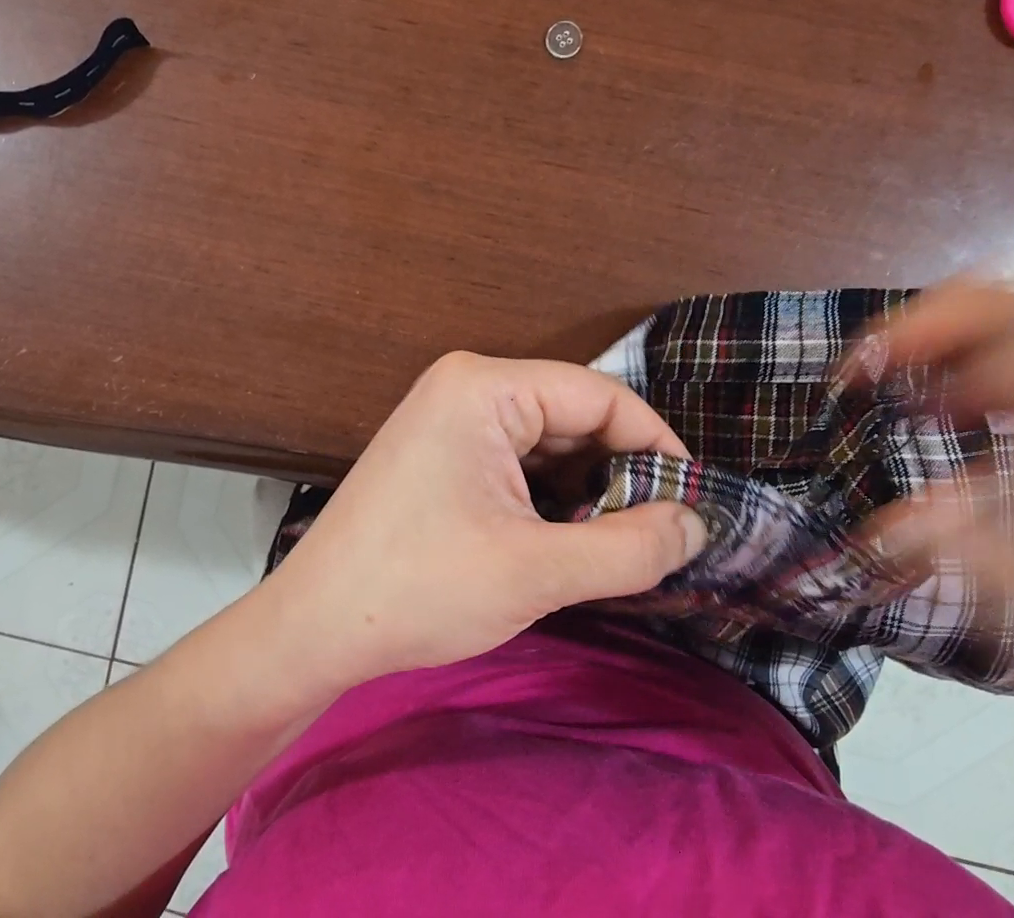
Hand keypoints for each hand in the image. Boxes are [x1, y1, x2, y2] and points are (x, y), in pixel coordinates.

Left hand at [261, 352, 710, 688]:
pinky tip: (564, 541)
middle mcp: (463, 387)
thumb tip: (697, 525)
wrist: (316, 626)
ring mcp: (443, 420)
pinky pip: (513, 462)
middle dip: (619, 474)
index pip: (601, 397)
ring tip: (613, 546)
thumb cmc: (420, 588)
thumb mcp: (539, 571)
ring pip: (546, 444)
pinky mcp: (436, 456)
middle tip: (657, 537)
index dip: (657, 447)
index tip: (693, 507)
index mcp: (484, 387)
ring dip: (585, 491)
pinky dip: (548, 498)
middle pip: (573, 416)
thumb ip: (631, 547)